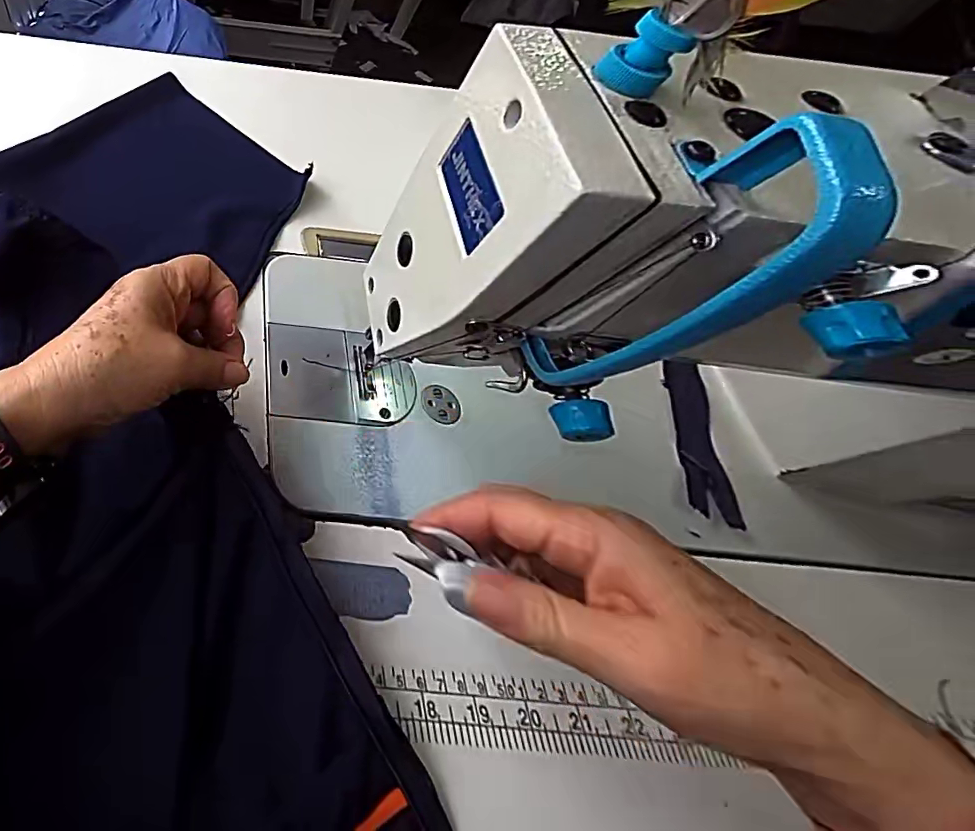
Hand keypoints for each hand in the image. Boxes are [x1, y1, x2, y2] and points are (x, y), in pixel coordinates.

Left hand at [0, 255, 248, 455]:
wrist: (54, 400)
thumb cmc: (101, 367)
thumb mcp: (175, 363)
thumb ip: (216, 365)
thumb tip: (235, 370)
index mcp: (154, 283)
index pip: (206, 271)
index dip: (226, 299)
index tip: (226, 334)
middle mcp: (144, 300)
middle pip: (200, 303)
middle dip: (218, 333)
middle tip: (223, 364)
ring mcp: (136, 328)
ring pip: (185, 332)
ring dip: (201, 355)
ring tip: (204, 380)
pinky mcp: (128, 354)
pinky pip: (168, 353)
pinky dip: (182, 368)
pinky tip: (185, 387)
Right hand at [413, 486, 974, 830]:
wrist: (821, 726)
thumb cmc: (743, 684)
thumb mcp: (621, 653)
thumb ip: (531, 614)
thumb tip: (462, 582)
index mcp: (598, 535)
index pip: (499, 507)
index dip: (448, 518)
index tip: (412, 538)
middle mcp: (599, 536)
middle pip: (505, 517)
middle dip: (461, 537)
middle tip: (432, 570)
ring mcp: (605, 558)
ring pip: (522, 541)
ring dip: (486, 561)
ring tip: (470, 593)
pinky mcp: (610, 582)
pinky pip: (542, 566)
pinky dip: (513, 580)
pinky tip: (512, 605)